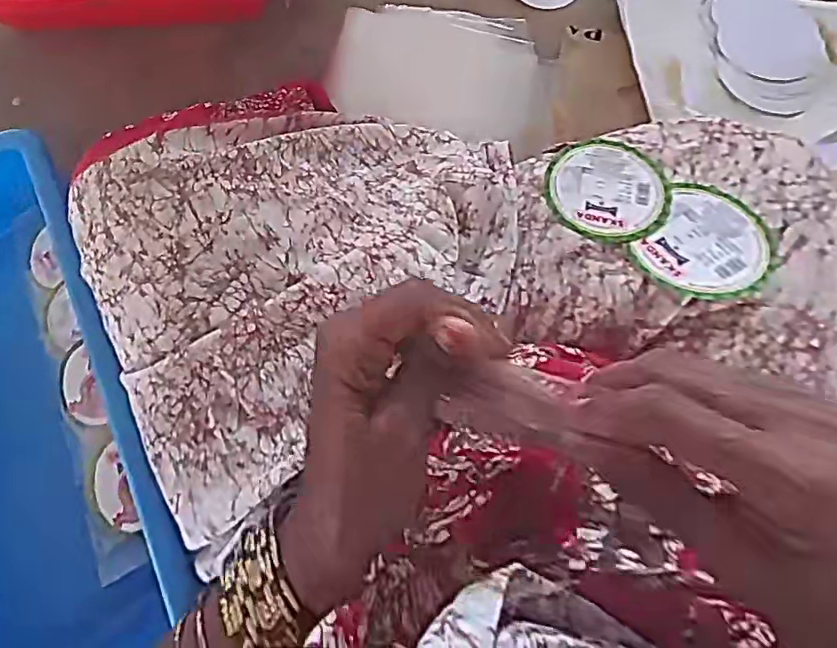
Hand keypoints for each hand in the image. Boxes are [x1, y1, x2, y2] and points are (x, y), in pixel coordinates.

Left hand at [279, 281, 508, 615]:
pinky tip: (473, 369)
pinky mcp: (370, 358)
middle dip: (464, 323)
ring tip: (496, 364)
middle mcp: (348, 328)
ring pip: (421, 316)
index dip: (458, 316)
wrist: (333, 535)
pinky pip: (415, 337)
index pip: (412, 301)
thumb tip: (462, 327)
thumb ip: (430, 368)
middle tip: (504, 357)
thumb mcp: (403, 428)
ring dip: (460, 335)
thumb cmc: (364, 492)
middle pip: (418, 302)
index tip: (497, 349)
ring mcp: (358, 341)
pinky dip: (446, 349)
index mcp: (346, 339)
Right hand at [570, 352, 836, 647]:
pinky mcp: (809, 396)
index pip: (675, 414)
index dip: (612, 408)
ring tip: (606, 405)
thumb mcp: (732, 562)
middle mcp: (805, 419)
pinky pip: (723, 377)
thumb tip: (586, 441)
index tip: (568, 414)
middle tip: (577, 404)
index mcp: (793, 474)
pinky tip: (654, 407)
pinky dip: (678, 387)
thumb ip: (655, 489)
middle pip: (684, 375)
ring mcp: (811, 401)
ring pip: (699, 367)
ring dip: (645, 380)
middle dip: (620, 384)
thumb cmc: (820, 610)